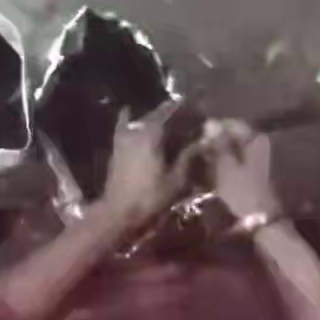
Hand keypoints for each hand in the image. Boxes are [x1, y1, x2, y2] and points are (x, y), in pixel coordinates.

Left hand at [96, 101, 187, 229]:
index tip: (197, 108)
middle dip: (172, 114)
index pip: (171, 111)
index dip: (185, 108)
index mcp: (152, 134)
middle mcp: (136, 130)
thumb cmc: (150, 197)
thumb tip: (203, 140)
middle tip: (187, 117)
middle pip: (156, 114)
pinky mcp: (116, 147)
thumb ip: (188, 156)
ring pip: (141, 120)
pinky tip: (129, 112)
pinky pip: (123, 126)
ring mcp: (123, 137)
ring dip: (155, 118)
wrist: (118, 212)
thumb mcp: (176, 180)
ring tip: (168, 122)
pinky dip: (127, 118)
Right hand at [204, 119, 281, 220]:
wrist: (260, 220)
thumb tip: (209, 123)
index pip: (232, 123)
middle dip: (216, 141)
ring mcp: (260, 159)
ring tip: (203, 161)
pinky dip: (226, 164)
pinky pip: (238, 161)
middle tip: (198, 149)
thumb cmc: (242, 191)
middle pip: (234, 136)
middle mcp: (260, 145)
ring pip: (235, 149)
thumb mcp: (225, 166)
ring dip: (220, 154)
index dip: (213, 128)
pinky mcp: (256, 173)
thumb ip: (218, 143)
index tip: (197, 136)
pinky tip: (214, 171)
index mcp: (256, 139)